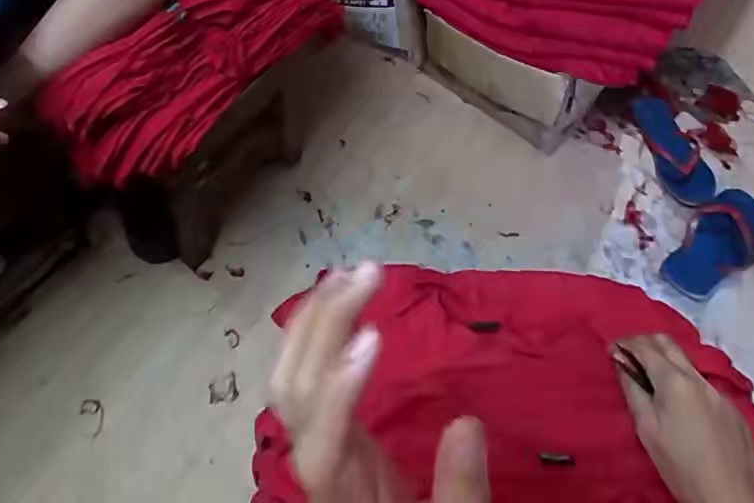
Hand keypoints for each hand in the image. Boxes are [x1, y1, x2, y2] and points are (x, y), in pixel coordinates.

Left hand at [268, 261, 488, 502]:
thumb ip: (458, 490)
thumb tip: (467, 423)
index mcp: (341, 492)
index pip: (321, 443)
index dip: (338, 388)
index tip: (374, 335)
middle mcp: (314, 460)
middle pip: (295, 392)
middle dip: (326, 324)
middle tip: (368, 272)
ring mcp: (312, 438)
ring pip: (287, 377)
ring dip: (313, 318)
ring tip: (346, 272)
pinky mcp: (321, 422)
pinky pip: (298, 373)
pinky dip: (310, 329)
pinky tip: (334, 299)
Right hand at [614, 335, 753, 502]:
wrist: (729, 501)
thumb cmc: (680, 467)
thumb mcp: (646, 429)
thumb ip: (632, 389)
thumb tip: (622, 362)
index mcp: (674, 380)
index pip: (645, 345)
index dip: (626, 343)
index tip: (612, 349)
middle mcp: (698, 378)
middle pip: (668, 343)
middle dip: (646, 343)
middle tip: (630, 356)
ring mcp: (720, 393)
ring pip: (688, 365)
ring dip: (668, 365)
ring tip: (656, 385)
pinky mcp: (735, 410)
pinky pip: (706, 387)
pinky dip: (689, 388)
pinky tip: (687, 412)